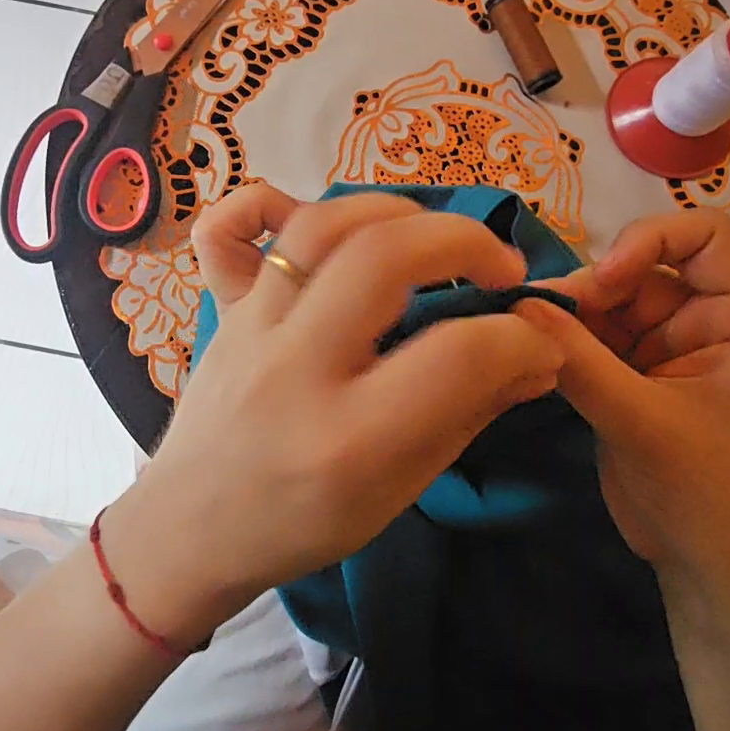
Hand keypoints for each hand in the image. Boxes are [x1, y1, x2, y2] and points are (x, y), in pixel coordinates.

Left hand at [99, 183, 566, 645]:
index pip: (457, 356)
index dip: (520, 338)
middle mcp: (295, 368)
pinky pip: (226, 232)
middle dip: (462, 240)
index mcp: (349, 437)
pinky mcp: (221, 309)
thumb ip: (469, 414)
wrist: (192, 528)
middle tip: (497, 266)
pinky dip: (268, 202)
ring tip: (428, 238)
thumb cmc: (302, 524)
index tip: (536, 338)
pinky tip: (311, 217)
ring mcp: (249, 329)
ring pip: (318, 227)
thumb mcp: (398, 491)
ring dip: (392, 212)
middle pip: (382, 257)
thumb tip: (535, 354)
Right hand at [525, 210, 729, 600]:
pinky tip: (526, 352)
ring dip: (566, 318)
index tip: (604, 282)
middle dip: (589, 290)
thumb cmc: (712, 496)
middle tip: (535, 316)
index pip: (704, 237)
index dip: (650, 241)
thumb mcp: (645, 424)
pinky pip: (589, 343)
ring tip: (521, 335)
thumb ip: (579, 362)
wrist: (718, 576)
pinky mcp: (630, 380)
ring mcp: (664, 352)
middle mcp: (703, 324)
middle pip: (639, 272)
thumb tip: (515, 304)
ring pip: (606, 308)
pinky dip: (559, 345)